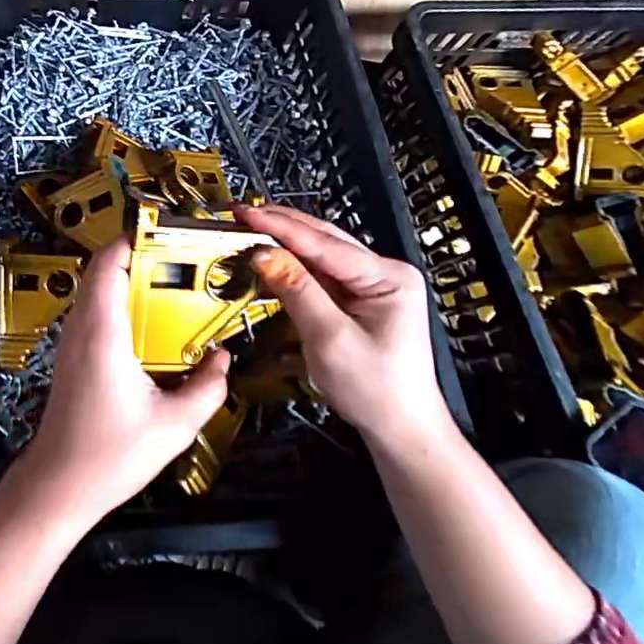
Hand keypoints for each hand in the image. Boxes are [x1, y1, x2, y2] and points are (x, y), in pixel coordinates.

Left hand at [20, 240, 230, 524]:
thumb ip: (207, 389)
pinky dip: (122, 302)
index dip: (134, 240)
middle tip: (177, 258)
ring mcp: (73, 342)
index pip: (108, 264)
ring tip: (169, 284)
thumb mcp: (173, 426)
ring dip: (130, 278)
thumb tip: (222, 362)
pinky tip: (150, 324)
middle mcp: (82, 330)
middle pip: (103, 270)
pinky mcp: (75, 357)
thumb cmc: (104, 457)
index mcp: (102, 334)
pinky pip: (97, 311)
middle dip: (140, 256)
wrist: (58, 486)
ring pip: (98, 289)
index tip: (165, 233)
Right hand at [237, 204, 452, 449]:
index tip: (248, 214)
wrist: (399, 428)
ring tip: (251, 229)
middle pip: (323, 239)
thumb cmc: (378, 391)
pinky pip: (319, 272)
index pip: (324, 243)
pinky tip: (271, 257)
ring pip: (319, 253)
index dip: (280, 227)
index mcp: (389, 277)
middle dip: (280, 225)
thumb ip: (297, 291)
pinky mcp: (357, 298)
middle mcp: (383, 273)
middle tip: (243, 214)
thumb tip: (265, 254)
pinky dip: (292, 264)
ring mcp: (371, 285)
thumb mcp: (330, 339)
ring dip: (284, 242)